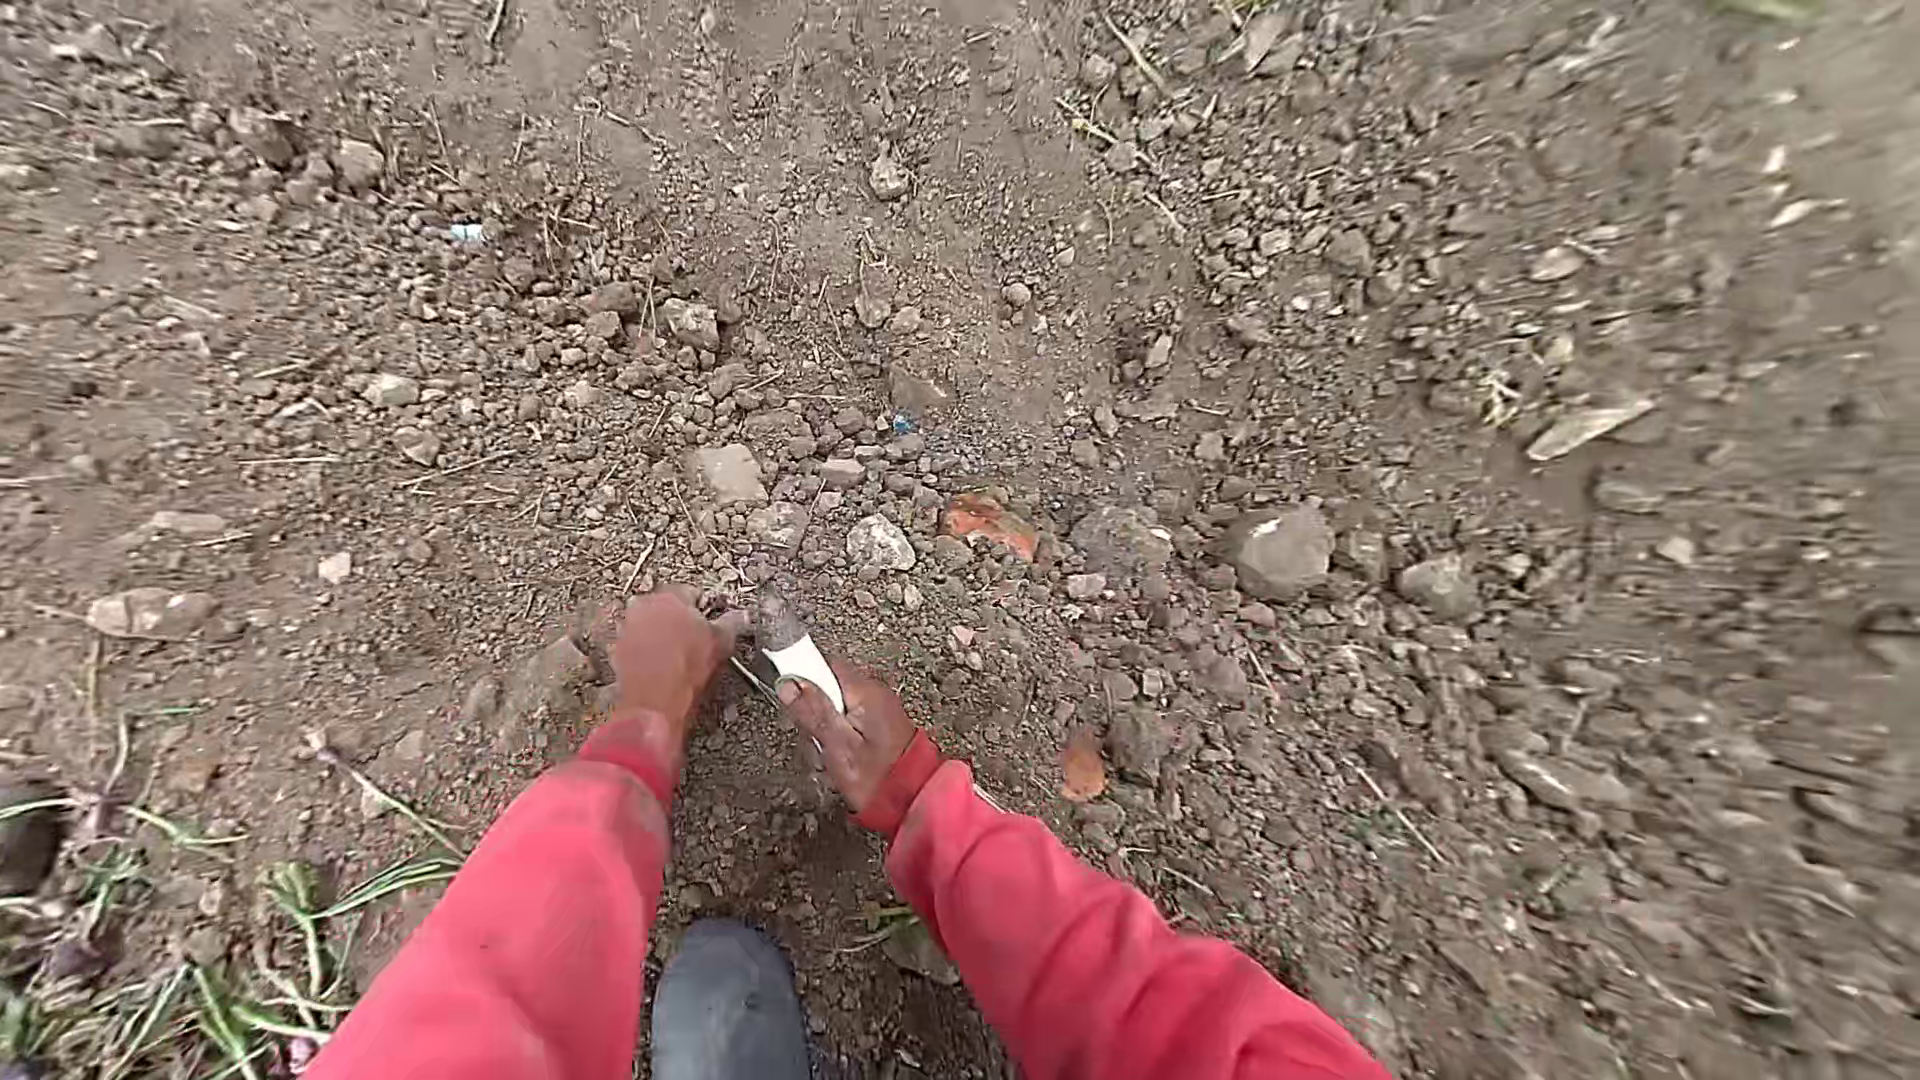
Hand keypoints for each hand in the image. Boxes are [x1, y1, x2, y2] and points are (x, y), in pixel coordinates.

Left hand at [611, 587, 746, 736]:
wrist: (655, 702)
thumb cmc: (688, 667)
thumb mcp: (722, 641)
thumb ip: (732, 622)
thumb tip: (740, 616)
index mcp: (670, 597)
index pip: (693, 593)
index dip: (707, 610)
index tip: (713, 623)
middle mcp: (643, 607)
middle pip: (668, 607)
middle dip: (681, 620)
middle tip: (697, 639)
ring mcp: (626, 629)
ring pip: (650, 625)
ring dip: (662, 635)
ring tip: (679, 656)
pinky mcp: (615, 652)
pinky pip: (636, 645)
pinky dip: (647, 652)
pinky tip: (662, 667)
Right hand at [777, 660, 915, 813]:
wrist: (912, 799)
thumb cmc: (878, 777)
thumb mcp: (838, 746)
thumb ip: (813, 712)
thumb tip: (789, 684)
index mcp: (864, 691)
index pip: (824, 663)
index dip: (802, 677)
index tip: (789, 697)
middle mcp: (874, 692)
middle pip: (827, 687)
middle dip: (813, 713)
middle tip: (817, 741)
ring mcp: (877, 707)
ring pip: (835, 707)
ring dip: (825, 731)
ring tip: (830, 756)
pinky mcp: (878, 723)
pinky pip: (847, 721)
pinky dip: (839, 738)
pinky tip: (841, 758)